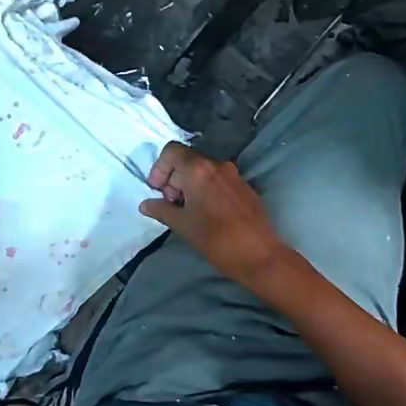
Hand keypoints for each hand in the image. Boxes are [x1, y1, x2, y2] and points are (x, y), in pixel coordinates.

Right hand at [138, 142, 294, 284]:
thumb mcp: (183, 225)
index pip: (171, 151)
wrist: (260, 255)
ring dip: (188, 184)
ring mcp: (233, 174)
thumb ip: (161, 210)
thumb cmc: (216, 239)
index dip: (159, 168)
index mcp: (198, 170)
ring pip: (202, 169)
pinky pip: (217, 178)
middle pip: (187, 159)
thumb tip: (145, 204)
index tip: (158, 191)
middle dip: (173, 178)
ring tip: (186, 210)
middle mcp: (217, 165)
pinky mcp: (244, 186)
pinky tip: (205, 212)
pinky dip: (205, 188)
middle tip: (170, 204)